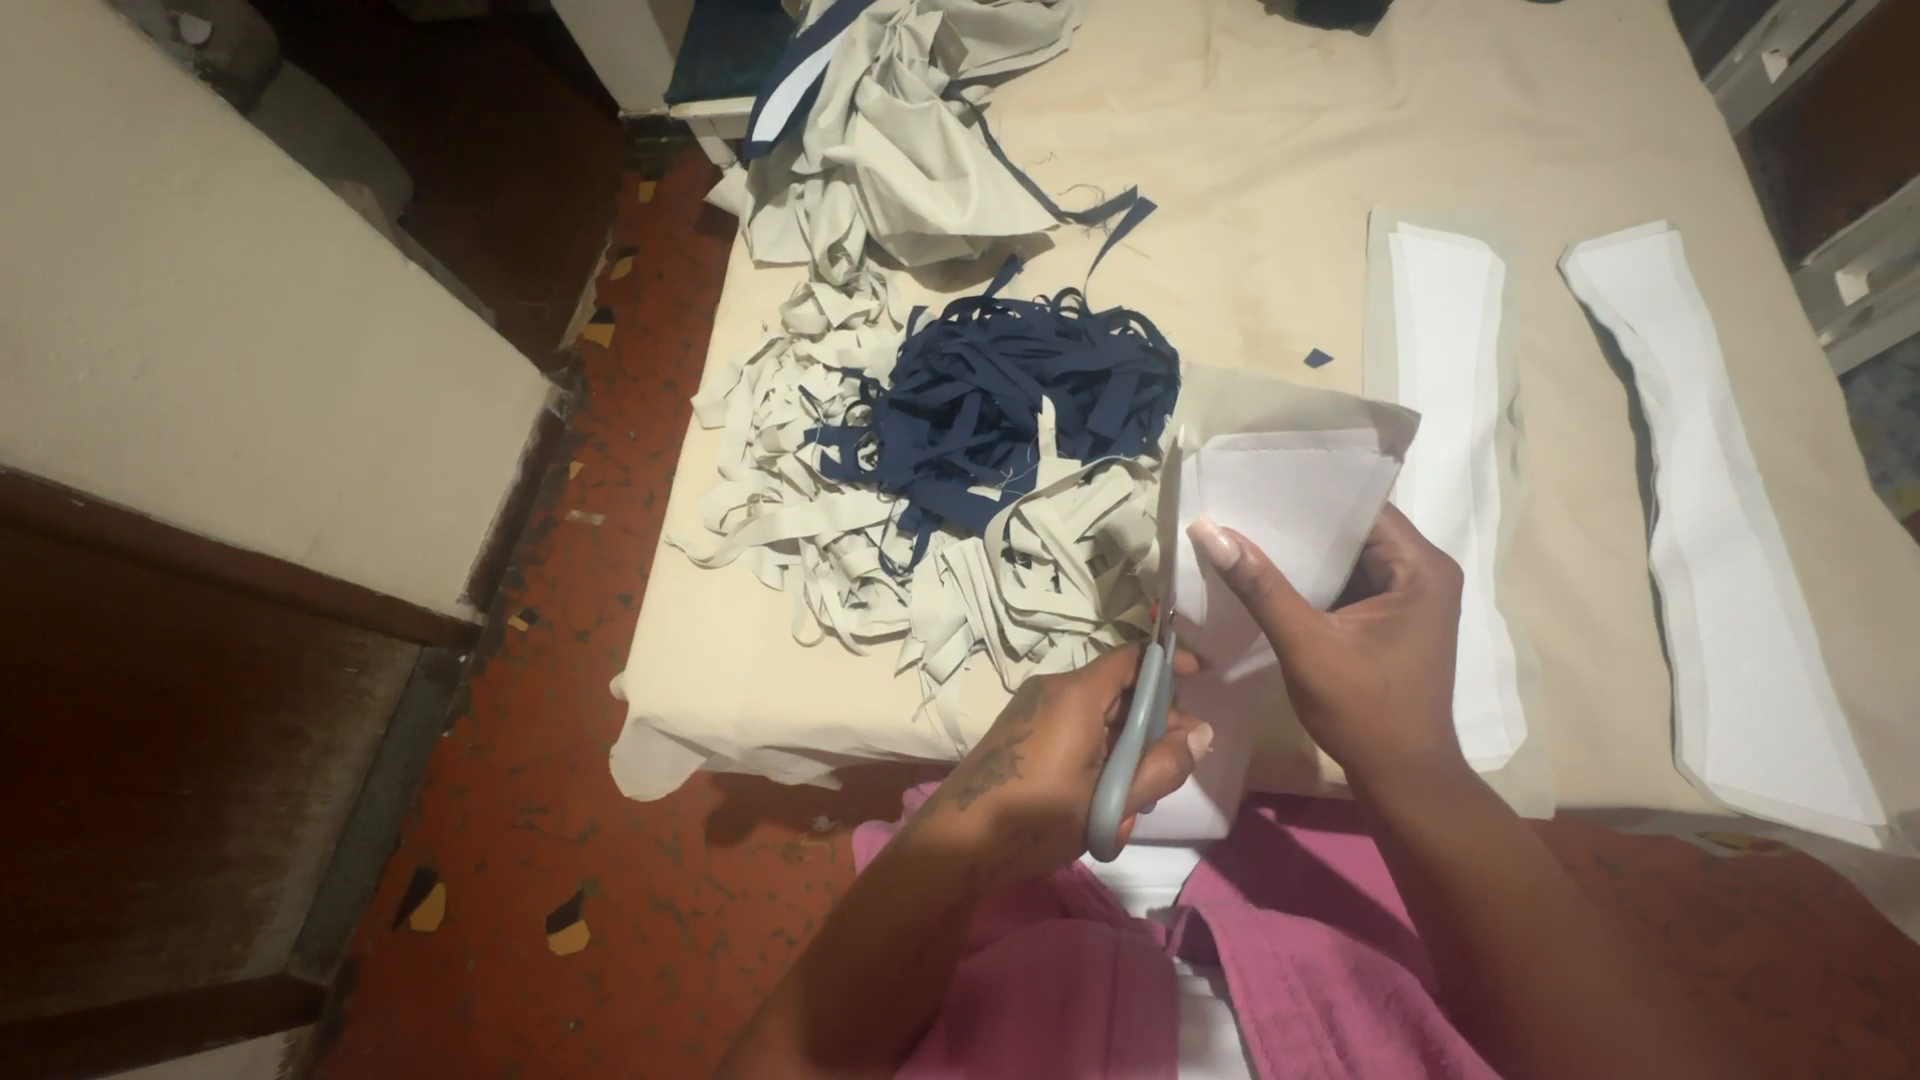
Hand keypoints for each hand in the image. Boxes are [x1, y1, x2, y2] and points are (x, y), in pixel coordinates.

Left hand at [909, 645, 1211, 887]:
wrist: (960, 839)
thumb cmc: (1037, 816)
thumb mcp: (1109, 799)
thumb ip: (1160, 766)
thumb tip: (1201, 734)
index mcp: (1076, 694)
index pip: (1132, 659)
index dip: (1169, 666)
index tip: (1202, 679)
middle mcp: (1054, 690)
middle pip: (1118, 691)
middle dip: (1153, 724)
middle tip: (1178, 762)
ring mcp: (1034, 710)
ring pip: (1099, 717)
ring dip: (1125, 749)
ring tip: (1133, 800)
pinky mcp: (1024, 732)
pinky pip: (1074, 730)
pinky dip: (1098, 755)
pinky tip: (1101, 800)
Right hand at [1187, 504, 1464, 786]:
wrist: (1401, 776)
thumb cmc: (1364, 710)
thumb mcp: (1305, 644)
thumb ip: (1259, 586)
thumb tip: (1209, 530)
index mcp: (1421, 568)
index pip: (1362, 508)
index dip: (1309, 495)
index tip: (1255, 485)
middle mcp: (1423, 573)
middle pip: (1353, 531)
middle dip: (1297, 524)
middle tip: (1239, 507)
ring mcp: (1408, 597)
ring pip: (1346, 557)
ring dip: (1301, 553)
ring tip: (1244, 532)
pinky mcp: (1390, 618)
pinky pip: (1346, 583)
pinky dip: (1310, 580)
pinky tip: (1266, 574)